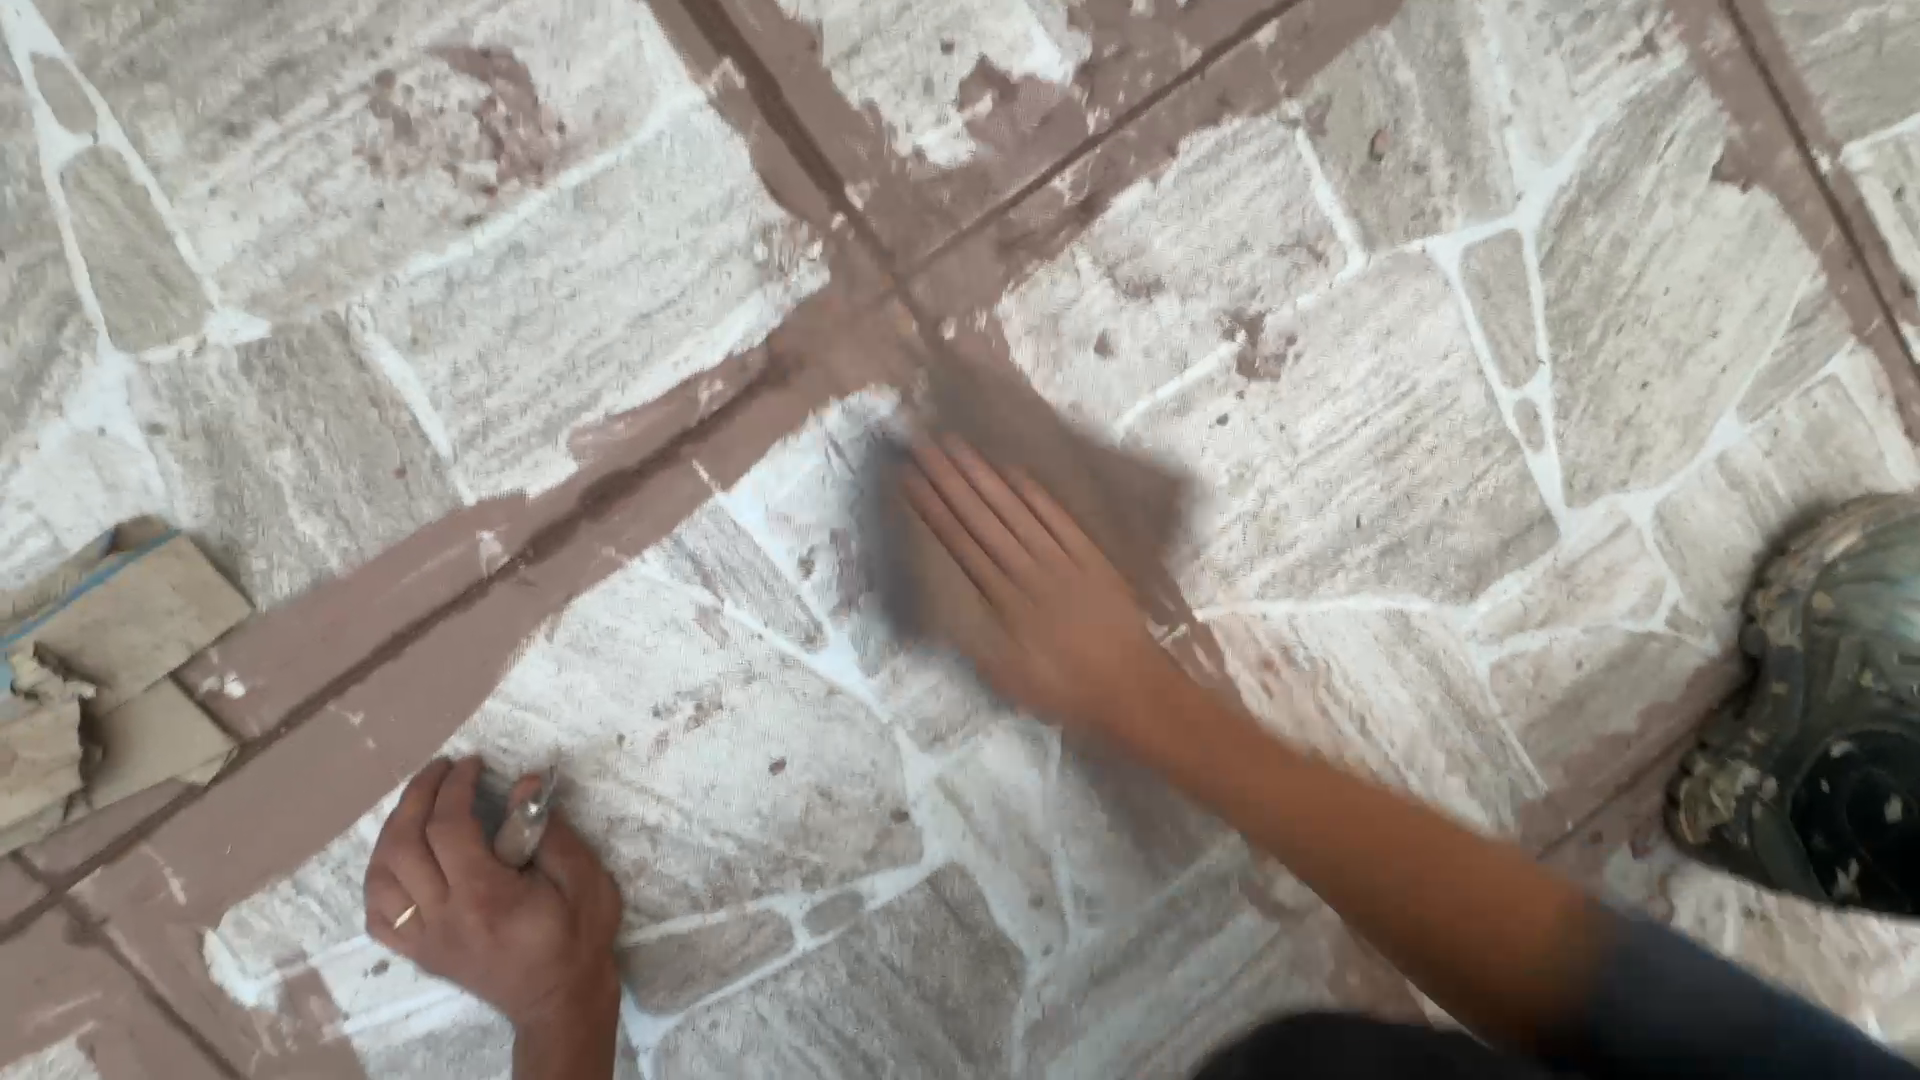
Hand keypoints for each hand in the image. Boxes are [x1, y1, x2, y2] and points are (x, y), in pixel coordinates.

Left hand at [364, 757, 622, 1031]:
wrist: (560, 999)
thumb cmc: (579, 935)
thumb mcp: (584, 877)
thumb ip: (550, 831)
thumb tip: (524, 785)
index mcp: (484, 897)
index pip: (448, 829)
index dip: (454, 787)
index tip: (472, 763)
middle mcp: (442, 918)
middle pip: (402, 847)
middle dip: (417, 797)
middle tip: (441, 769)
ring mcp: (424, 938)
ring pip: (380, 879)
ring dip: (392, 831)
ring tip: (420, 803)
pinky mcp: (420, 951)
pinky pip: (379, 913)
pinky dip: (380, 877)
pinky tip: (399, 856)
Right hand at [901, 436, 1181, 740]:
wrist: (1129, 688)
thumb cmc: (1062, 690)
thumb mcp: (1005, 676)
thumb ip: (972, 637)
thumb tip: (938, 601)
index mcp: (1002, 600)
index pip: (959, 543)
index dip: (932, 508)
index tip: (910, 477)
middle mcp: (1027, 571)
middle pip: (981, 517)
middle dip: (949, 479)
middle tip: (923, 443)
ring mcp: (1061, 559)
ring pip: (1015, 510)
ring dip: (984, 476)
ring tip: (957, 446)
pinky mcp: (1091, 556)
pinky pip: (1058, 518)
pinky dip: (1035, 493)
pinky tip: (1013, 470)